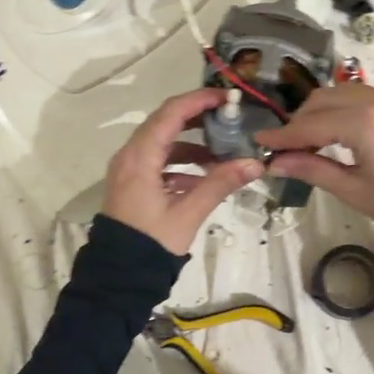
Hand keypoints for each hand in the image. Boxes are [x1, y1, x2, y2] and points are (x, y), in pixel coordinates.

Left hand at [103, 89, 264, 254]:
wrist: (119, 275)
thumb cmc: (152, 241)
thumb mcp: (188, 213)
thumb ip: (219, 184)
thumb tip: (255, 162)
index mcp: (140, 157)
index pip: (170, 114)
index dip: (198, 101)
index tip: (227, 98)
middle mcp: (130, 156)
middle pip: (165, 123)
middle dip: (198, 118)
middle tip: (229, 118)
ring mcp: (128, 170)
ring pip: (162, 143)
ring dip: (191, 143)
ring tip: (222, 151)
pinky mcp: (132, 184)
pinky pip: (157, 161)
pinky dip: (181, 162)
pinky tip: (204, 176)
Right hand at [254, 85, 373, 221]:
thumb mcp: (353, 190)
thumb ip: (313, 169)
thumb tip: (275, 162)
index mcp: (366, 124)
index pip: (312, 124)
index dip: (283, 134)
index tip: (260, 141)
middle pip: (323, 100)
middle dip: (299, 120)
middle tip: (284, 146)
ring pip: (340, 92)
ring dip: (319, 111)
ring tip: (307, 139)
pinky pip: (360, 95)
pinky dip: (340, 107)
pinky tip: (334, 130)